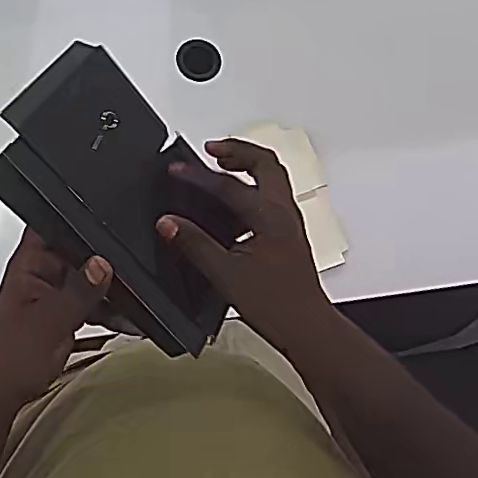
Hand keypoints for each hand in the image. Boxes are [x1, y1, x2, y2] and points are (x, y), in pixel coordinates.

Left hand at [0, 229, 112, 406]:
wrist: (2, 396)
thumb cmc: (8, 358)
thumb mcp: (51, 319)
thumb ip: (79, 290)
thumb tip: (102, 264)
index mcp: (29, 264)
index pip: (51, 225)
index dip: (74, 218)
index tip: (102, 222)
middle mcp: (41, 273)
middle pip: (77, 251)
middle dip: (100, 259)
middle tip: (122, 269)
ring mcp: (54, 293)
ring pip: (87, 277)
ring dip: (107, 288)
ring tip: (129, 297)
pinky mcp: (64, 312)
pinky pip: (91, 301)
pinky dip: (107, 309)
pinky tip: (125, 317)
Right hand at [157, 138, 335, 350]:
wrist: (308, 328)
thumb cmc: (278, 305)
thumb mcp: (226, 275)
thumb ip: (194, 245)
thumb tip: (169, 224)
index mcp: (269, 215)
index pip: (229, 185)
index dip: (198, 176)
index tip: (177, 171)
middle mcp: (284, 211)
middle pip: (265, 162)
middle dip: (237, 150)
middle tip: (212, 149)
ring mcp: (290, 221)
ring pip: (272, 176)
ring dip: (248, 163)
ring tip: (223, 163)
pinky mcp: (289, 232)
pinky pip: (273, 194)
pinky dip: (253, 184)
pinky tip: (236, 201)